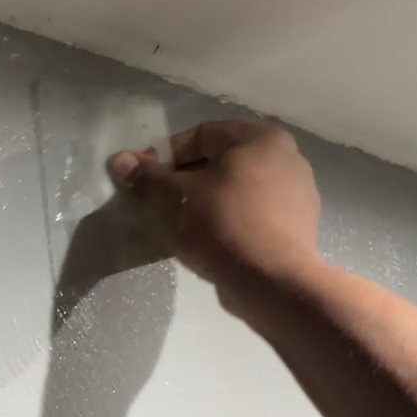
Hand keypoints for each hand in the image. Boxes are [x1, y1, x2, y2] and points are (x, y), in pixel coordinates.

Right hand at [109, 119, 323, 301]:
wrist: (272, 281)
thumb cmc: (220, 227)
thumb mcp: (173, 199)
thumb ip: (146, 177)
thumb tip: (121, 159)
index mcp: (258, 138)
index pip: (199, 135)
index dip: (165, 156)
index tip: (146, 182)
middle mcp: (285, 155)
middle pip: (218, 160)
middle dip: (184, 179)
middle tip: (159, 204)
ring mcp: (295, 189)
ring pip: (235, 186)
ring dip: (205, 200)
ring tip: (181, 225)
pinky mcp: (295, 221)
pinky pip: (251, 210)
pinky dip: (227, 218)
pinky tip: (210, 240)